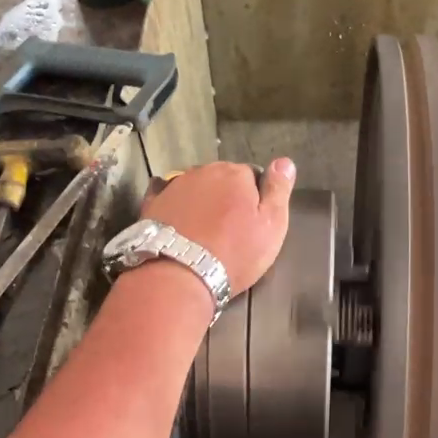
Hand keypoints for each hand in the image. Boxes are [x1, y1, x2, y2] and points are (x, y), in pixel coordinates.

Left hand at [141, 158, 294, 296]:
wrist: (179, 275)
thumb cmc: (234, 253)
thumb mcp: (271, 226)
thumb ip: (279, 190)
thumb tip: (285, 161)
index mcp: (236, 174)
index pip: (251, 177)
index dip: (253, 200)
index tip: (251, 224)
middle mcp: (204, 172)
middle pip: (221, 180)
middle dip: (226, 199)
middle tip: (229, 232)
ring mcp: (175, 186)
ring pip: (196, 189)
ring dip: (202, 204)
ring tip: (203, 235)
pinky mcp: (153, 204)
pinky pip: (170, 199)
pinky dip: (176, 209)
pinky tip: (179, 227)